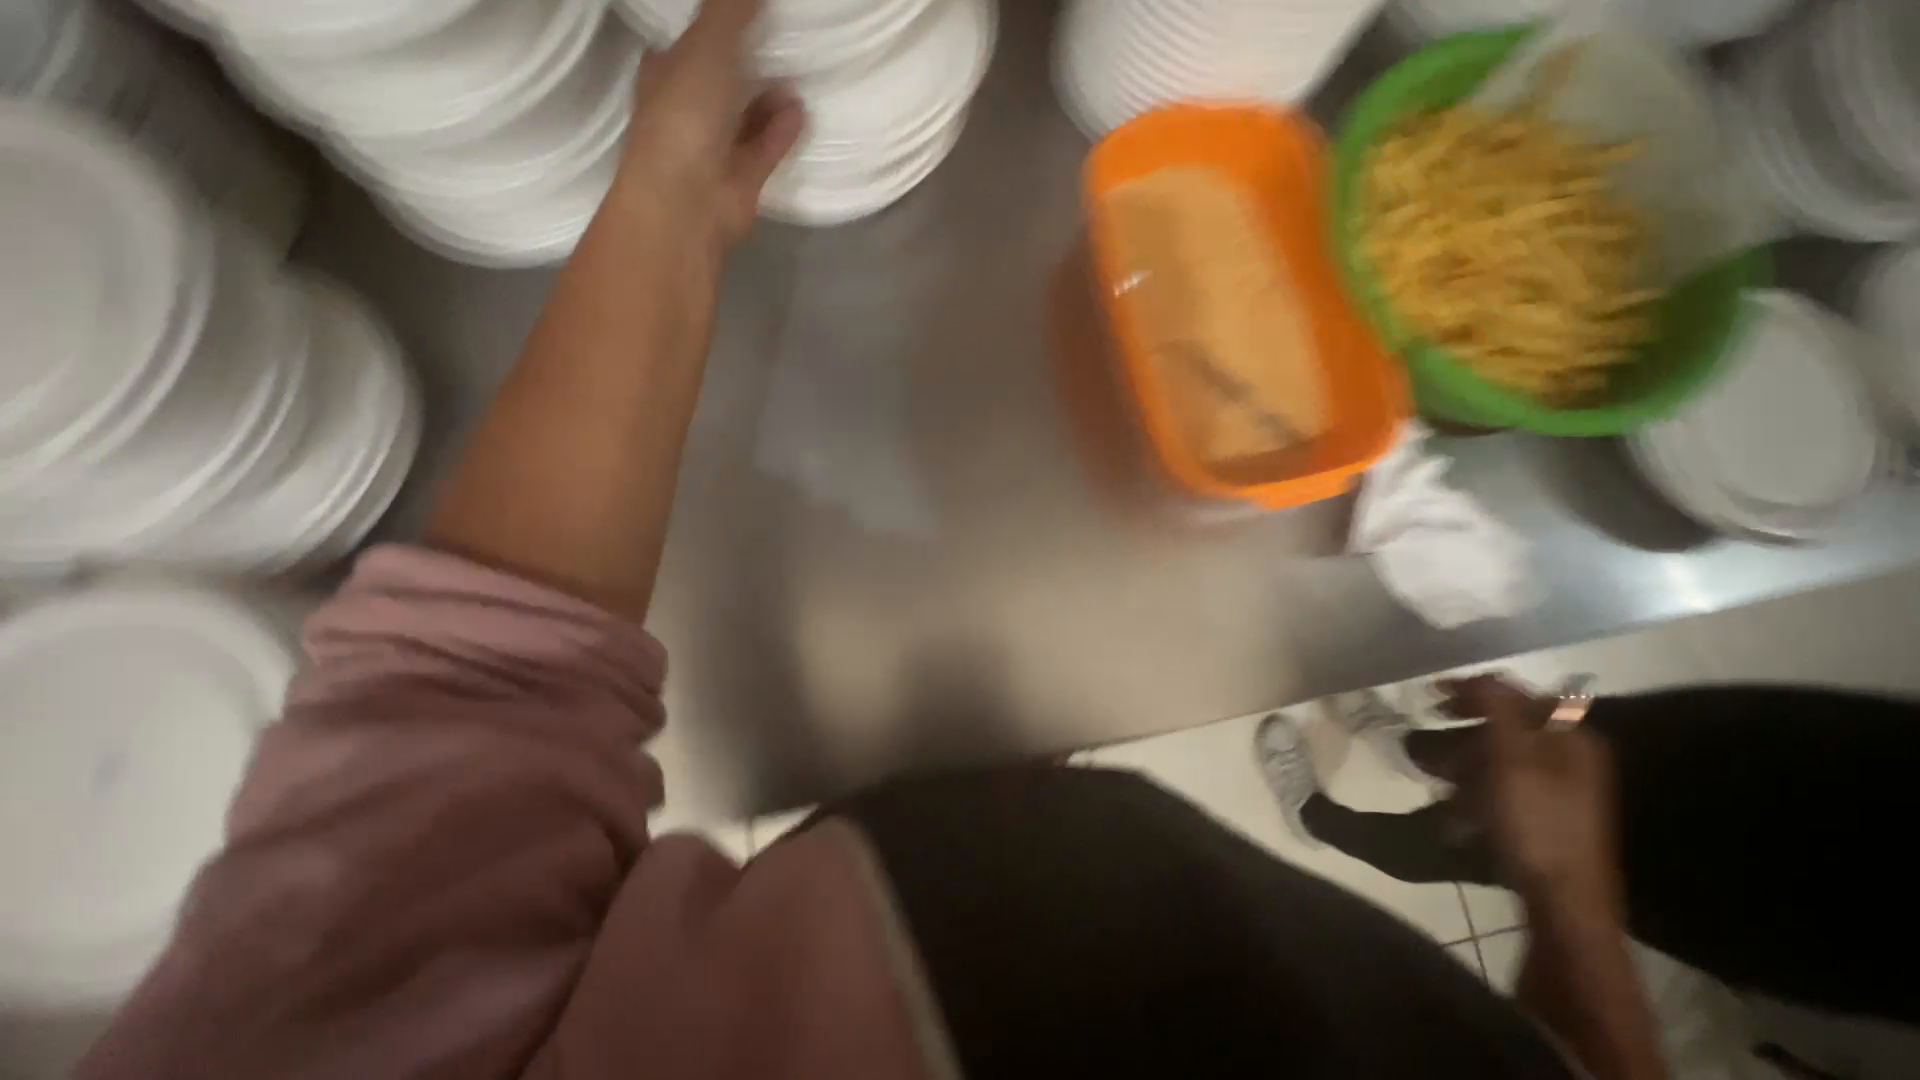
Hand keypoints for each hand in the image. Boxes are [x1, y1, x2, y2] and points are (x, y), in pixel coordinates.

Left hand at [617, 0, 804, 245]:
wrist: (687, 202)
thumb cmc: (684, 115)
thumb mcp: (706, 46)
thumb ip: (731, 11)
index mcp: (665, 74)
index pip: (686, 40)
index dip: (711, 23)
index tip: (743, 10)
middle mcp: (686, 109)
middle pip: (719, 78)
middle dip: (746, 60)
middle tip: (783, 34)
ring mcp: (714, 147)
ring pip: (745, 115)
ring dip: (769, 97)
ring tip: (801, 69)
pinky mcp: (742, 178)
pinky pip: (765, 147)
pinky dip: (782, 130)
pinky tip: (803, 110)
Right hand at [1437, 675, 1623, 915]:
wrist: (1564, 898)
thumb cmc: (1536, 822)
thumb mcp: (1512, 759)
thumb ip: (1498, 710)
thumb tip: (1482, 674)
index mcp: (1571, 737)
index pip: (1518, 694)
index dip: (1474, 689)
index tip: (1430, 693)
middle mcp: (1570, 756)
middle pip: (1508, 724)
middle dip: (1463, 725)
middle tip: (1427, 727)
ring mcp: (1559, 787)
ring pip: (1501, 755)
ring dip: (1463, 756)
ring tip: (1431, 768)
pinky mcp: (1544, 813)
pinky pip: (1502, 783)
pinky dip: (1475, 784)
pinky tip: (1454, 800)